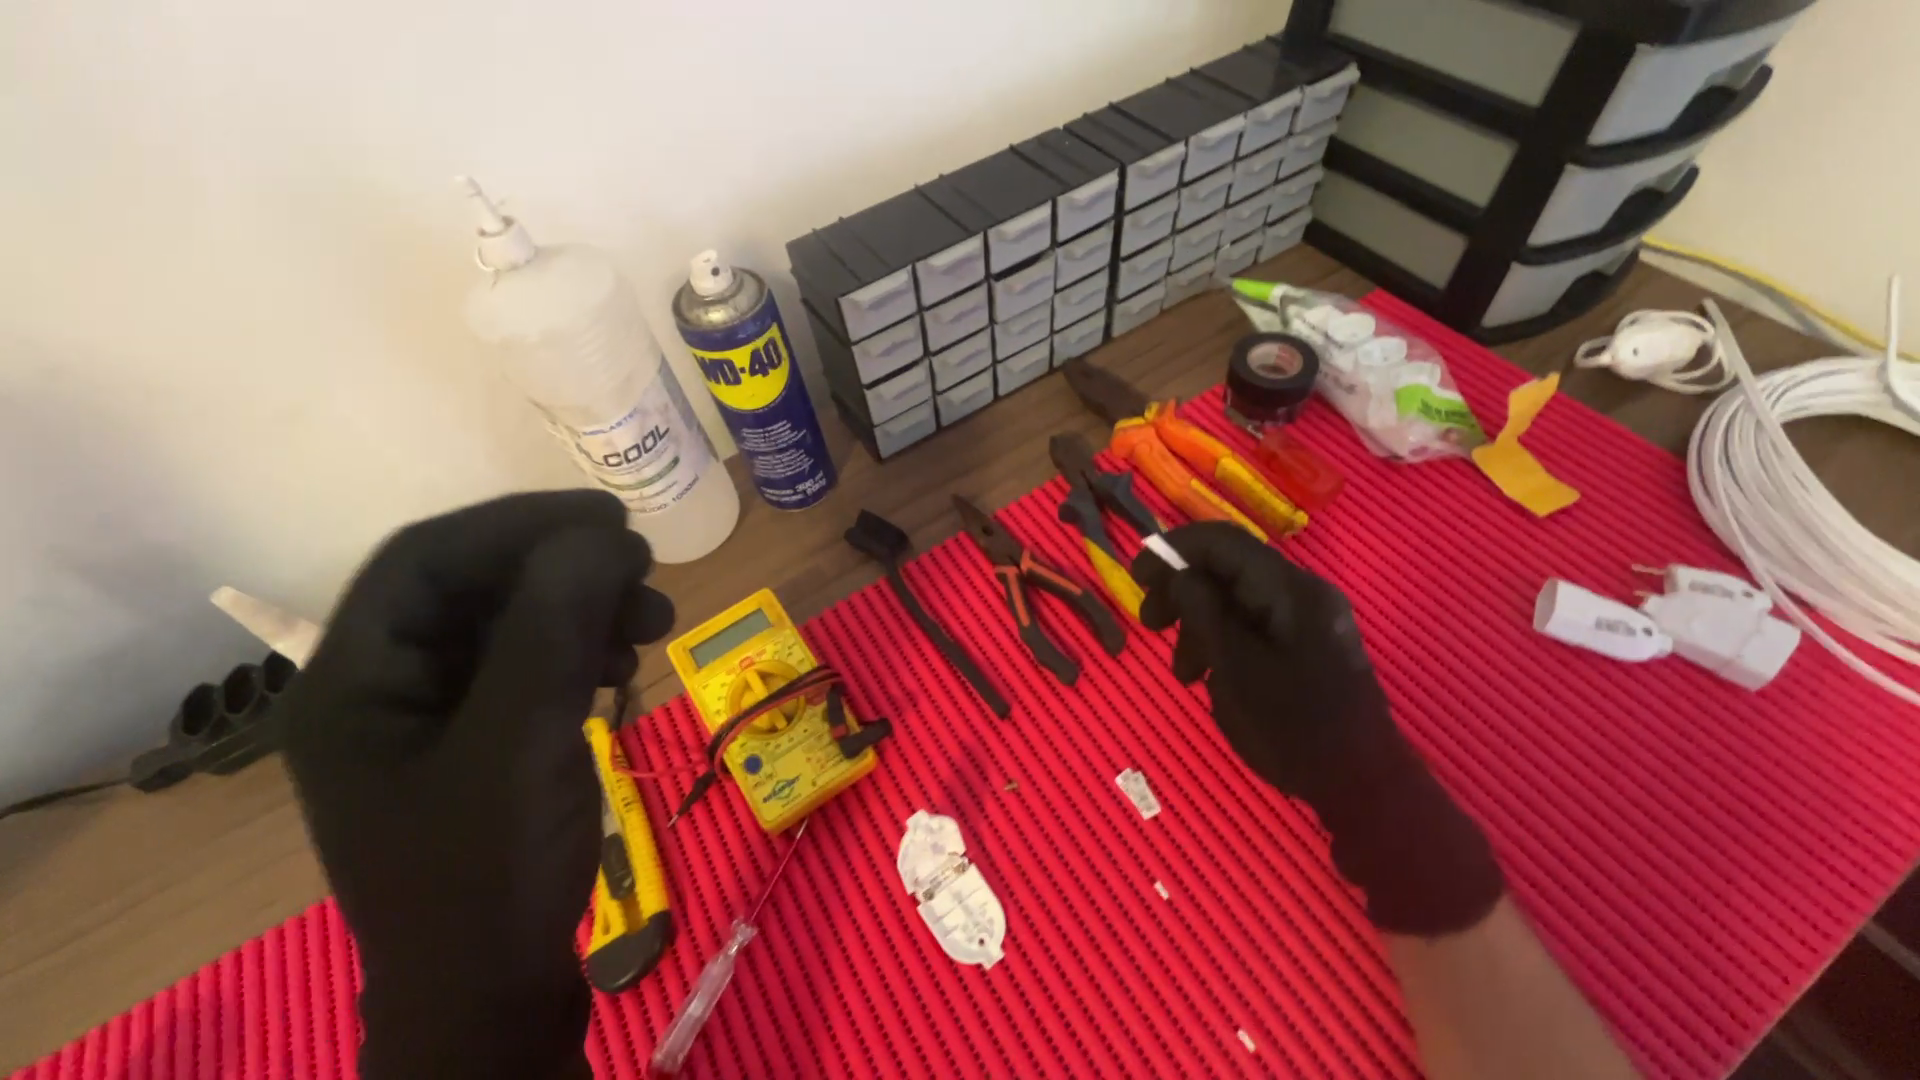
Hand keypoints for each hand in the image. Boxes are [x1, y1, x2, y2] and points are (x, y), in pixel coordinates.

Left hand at [277, 491, 673, 1077]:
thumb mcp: (519, 741)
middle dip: (566, 572)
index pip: (427, 559)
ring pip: (515, 627)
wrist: (491, 998)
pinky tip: (626, 667)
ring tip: (656, 622)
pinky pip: (535, 670)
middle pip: (477, 590)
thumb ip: (551, 628)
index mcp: (356, 680)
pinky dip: (585, 654)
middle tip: (646, 572)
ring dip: (586, 612)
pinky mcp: (485, 745)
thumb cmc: (487, 872)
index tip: (611, 522)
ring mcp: (438, 720)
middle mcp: (388, 687)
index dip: (519, 525)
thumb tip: (602, 537)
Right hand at [1133, 523, 1502, 936]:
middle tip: (1150, 624)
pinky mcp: (1306, 643)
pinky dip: (1223, 641)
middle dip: (1182, 591)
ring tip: (1184, 673)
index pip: (1222, 542)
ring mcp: (1307, 618)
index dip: (1172, 550)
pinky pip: (1254, 624)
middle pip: (1228, 569)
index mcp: (1289, 590)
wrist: (1361, 784)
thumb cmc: (1292, 728)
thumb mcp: (1235, 669)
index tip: (1136, 577)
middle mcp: (1302, 592)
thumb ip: (1203, 612)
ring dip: (1199, 624)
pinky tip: (1210, 676)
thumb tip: (1178, 573)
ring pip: (1237, 599)